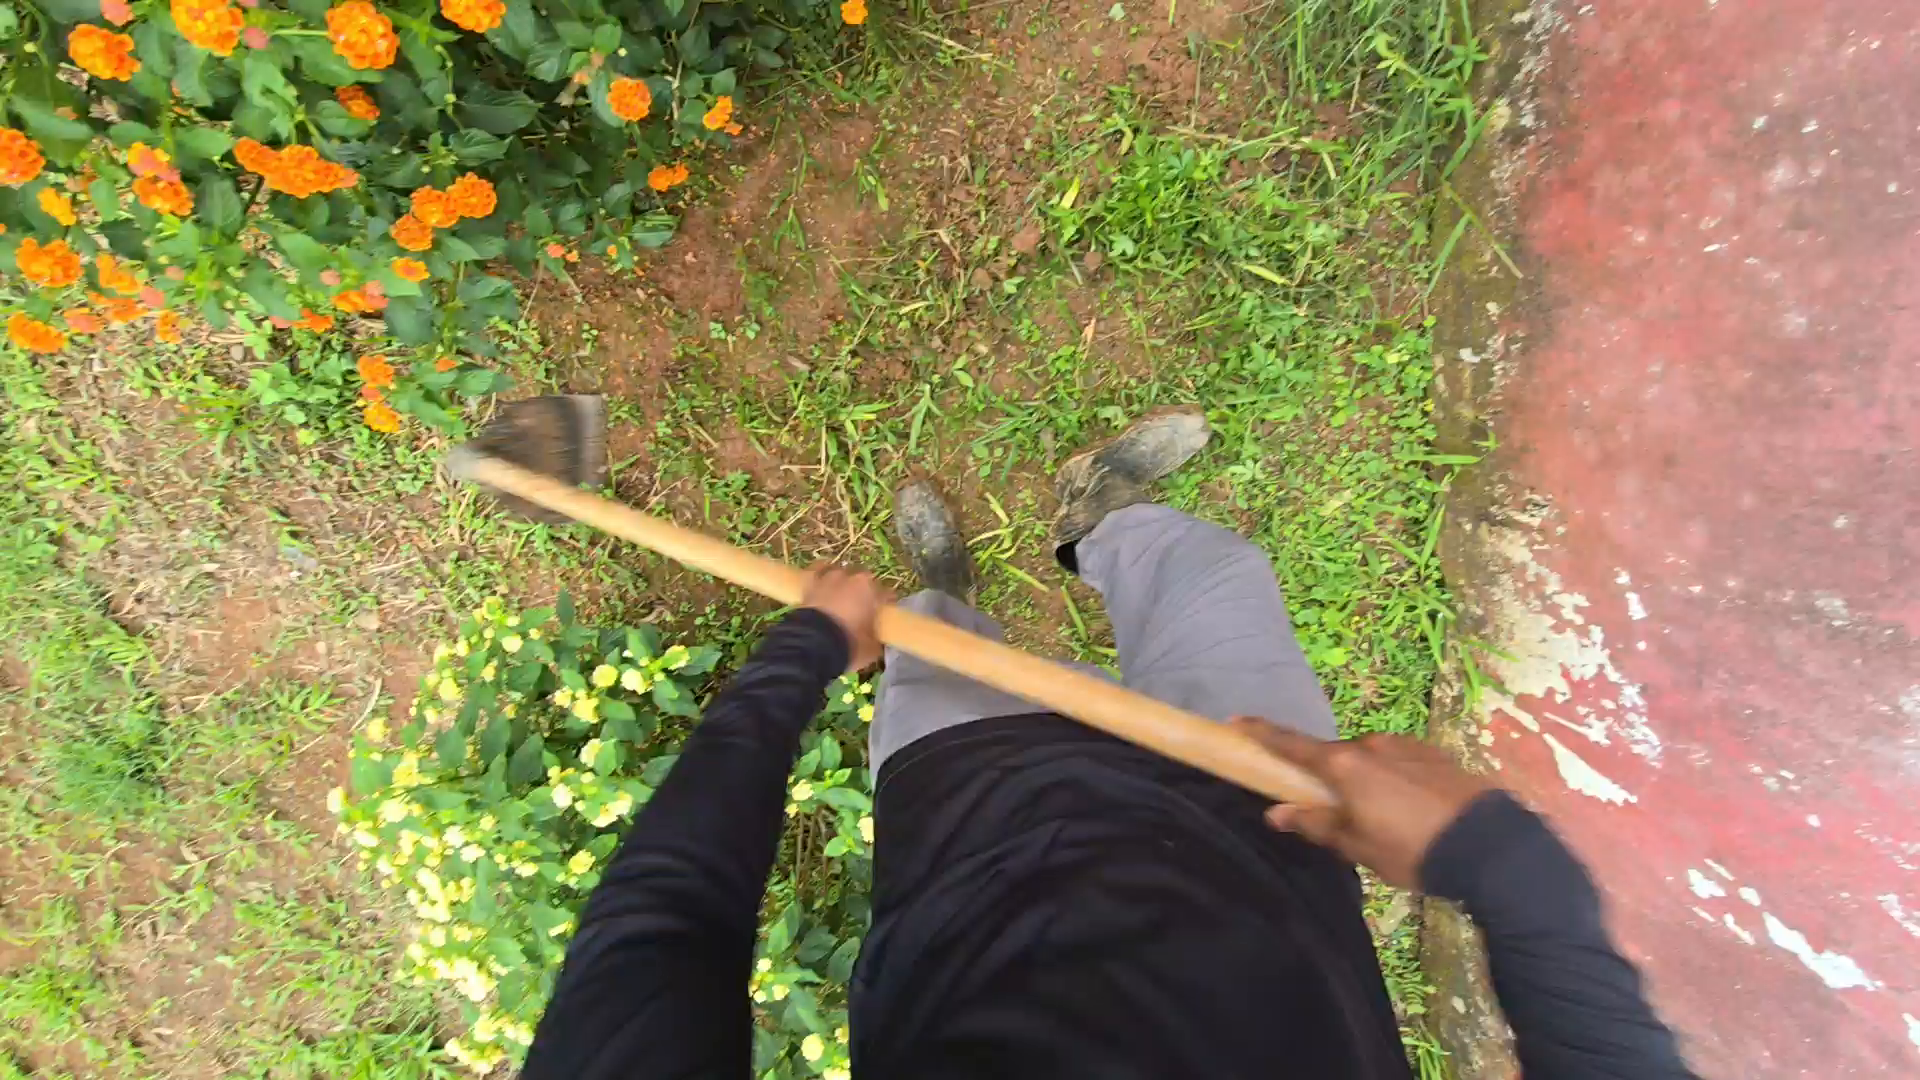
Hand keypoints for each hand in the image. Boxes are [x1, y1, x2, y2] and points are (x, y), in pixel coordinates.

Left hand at [801, 564, 888, 670]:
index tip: (884, 616)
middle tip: (862, 609)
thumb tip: (877, 639)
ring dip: (844, 583)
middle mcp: (854, 578)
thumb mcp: (872, 648)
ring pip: (842, 574)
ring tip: (842, 596)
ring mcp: (831, 577)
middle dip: (865, 592)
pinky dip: (821, 573)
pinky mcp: (811, 581)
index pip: (887, 594)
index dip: (886, 605)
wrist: (812, 645)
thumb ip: (877, 638)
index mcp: (873, 591)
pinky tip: (823, 577)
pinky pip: (818, 571)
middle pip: (864, 581)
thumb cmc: (849, 644)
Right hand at [1233, 720, 1495, 889]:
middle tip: (1338, 810)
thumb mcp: (1359, 847)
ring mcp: (1405, 745)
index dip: (1261, 733)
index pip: (1290, 743)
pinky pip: (1400, 762)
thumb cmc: (1414, 850)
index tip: (1235, 721)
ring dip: (1365, 779)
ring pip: (1369, 759)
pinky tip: (1414, 809)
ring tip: (1386, 818)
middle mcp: (1369, 744)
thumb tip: (1275, 813)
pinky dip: (1395, 779)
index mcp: (1343, 765)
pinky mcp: (1435, 754)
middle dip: (1329, 776)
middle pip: (1333, 756)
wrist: (1497, 850)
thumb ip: (1315, 824)